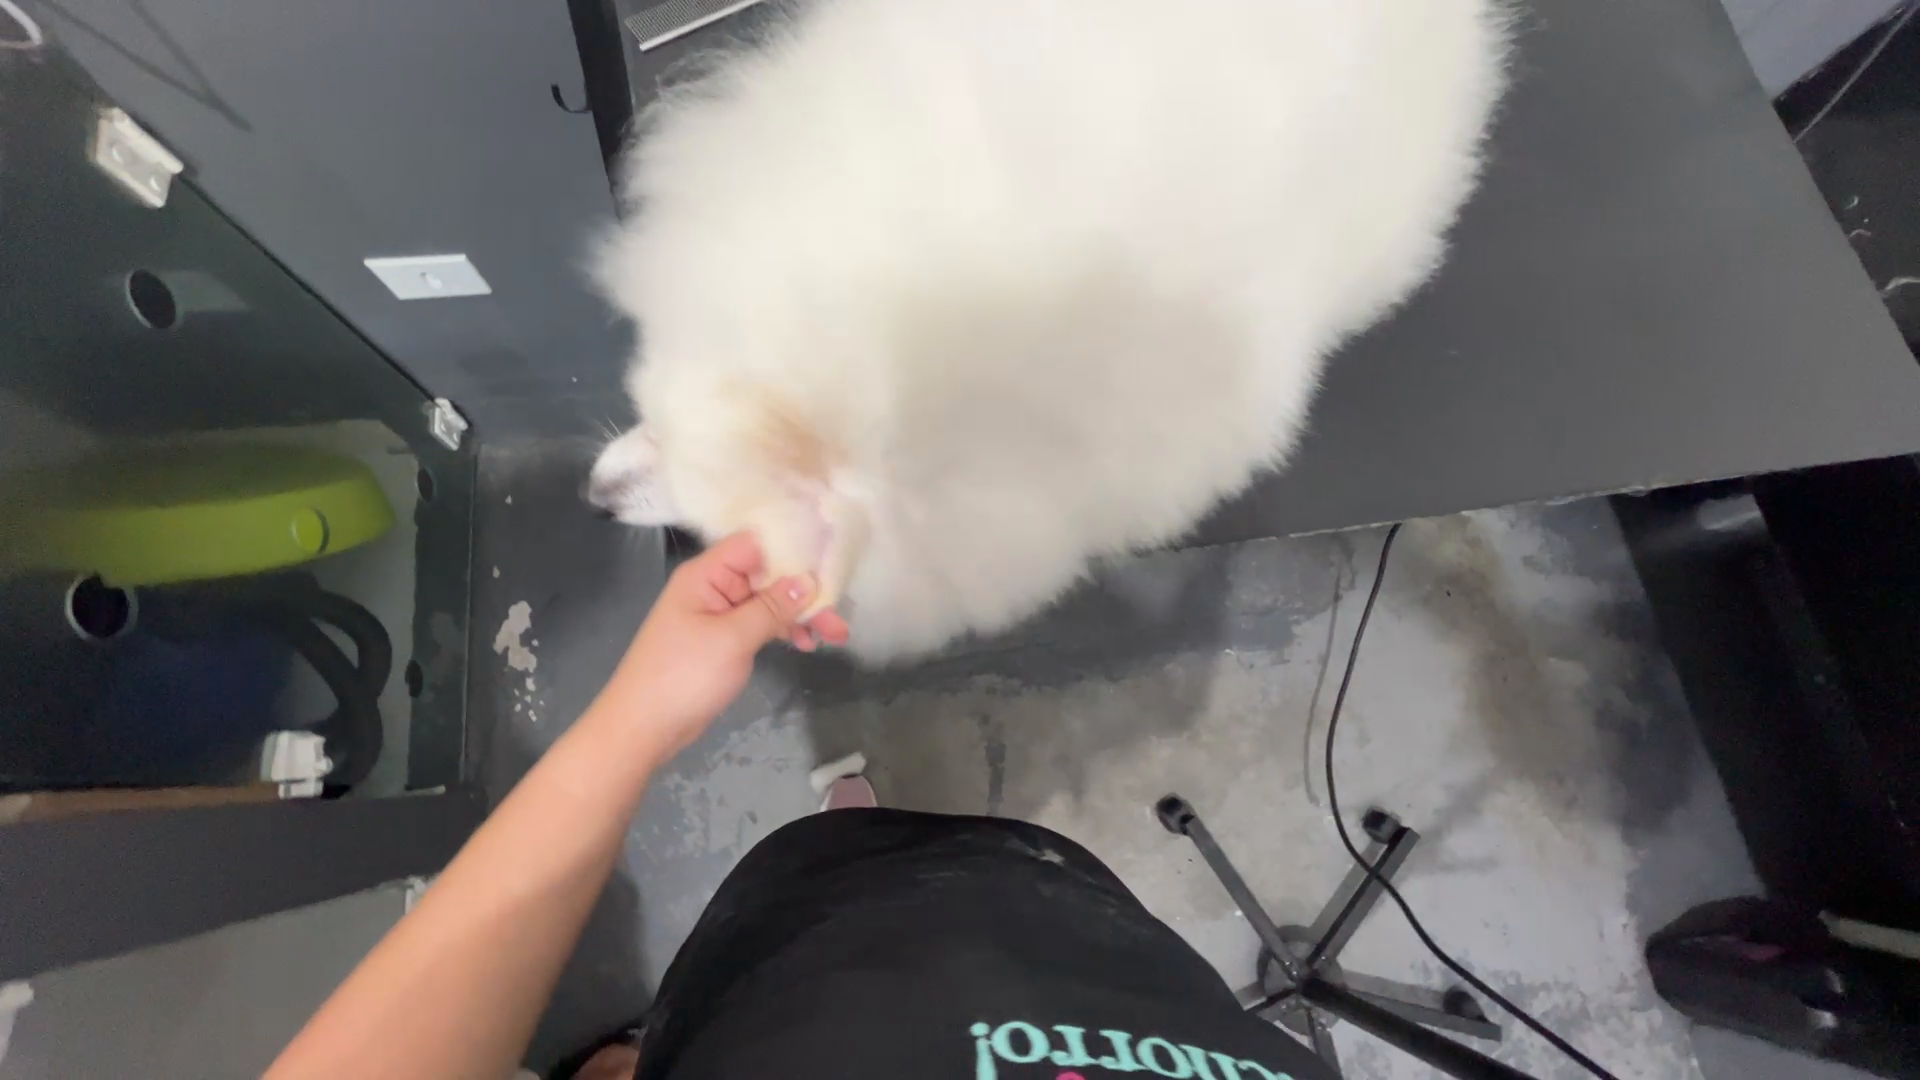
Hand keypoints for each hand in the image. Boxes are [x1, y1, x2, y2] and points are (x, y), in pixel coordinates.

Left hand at [597, 532, 850, 760]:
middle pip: (768, 574)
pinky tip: (805, 644)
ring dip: (800, 614)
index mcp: (707, 574)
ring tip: (834, 636)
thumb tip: (809, 581)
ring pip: (769, 600)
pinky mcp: (724, 637)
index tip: (831, 562)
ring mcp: (719, 612)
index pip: (757, 543)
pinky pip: (761, 622)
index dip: (794, 548)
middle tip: (839, 619)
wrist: (642, 729)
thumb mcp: (733, 639)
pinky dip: (784, 630)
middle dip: (805, 592)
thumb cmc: (682, 677)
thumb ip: (772, 607)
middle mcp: (714, 585)